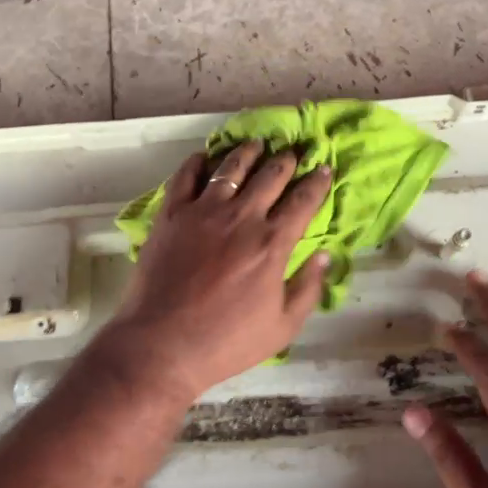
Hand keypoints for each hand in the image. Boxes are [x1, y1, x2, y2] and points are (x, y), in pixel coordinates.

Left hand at [91, 141, 332, 403]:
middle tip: (293, 151)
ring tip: (256, 144)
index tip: (323, 168)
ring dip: (248, 152)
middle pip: (270, 175)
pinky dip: (198, 161)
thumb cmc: (225, 342)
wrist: (161, 343)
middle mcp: (241, 217)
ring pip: (231, 167)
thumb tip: (325, 256)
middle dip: (286, 160)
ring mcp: (203, 210)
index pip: (303, 201)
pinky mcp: (172, 212)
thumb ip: (308, 289)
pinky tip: (205, 156)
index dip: (317, 182)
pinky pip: (186, 175)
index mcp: (271, 244)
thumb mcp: (282, 328)